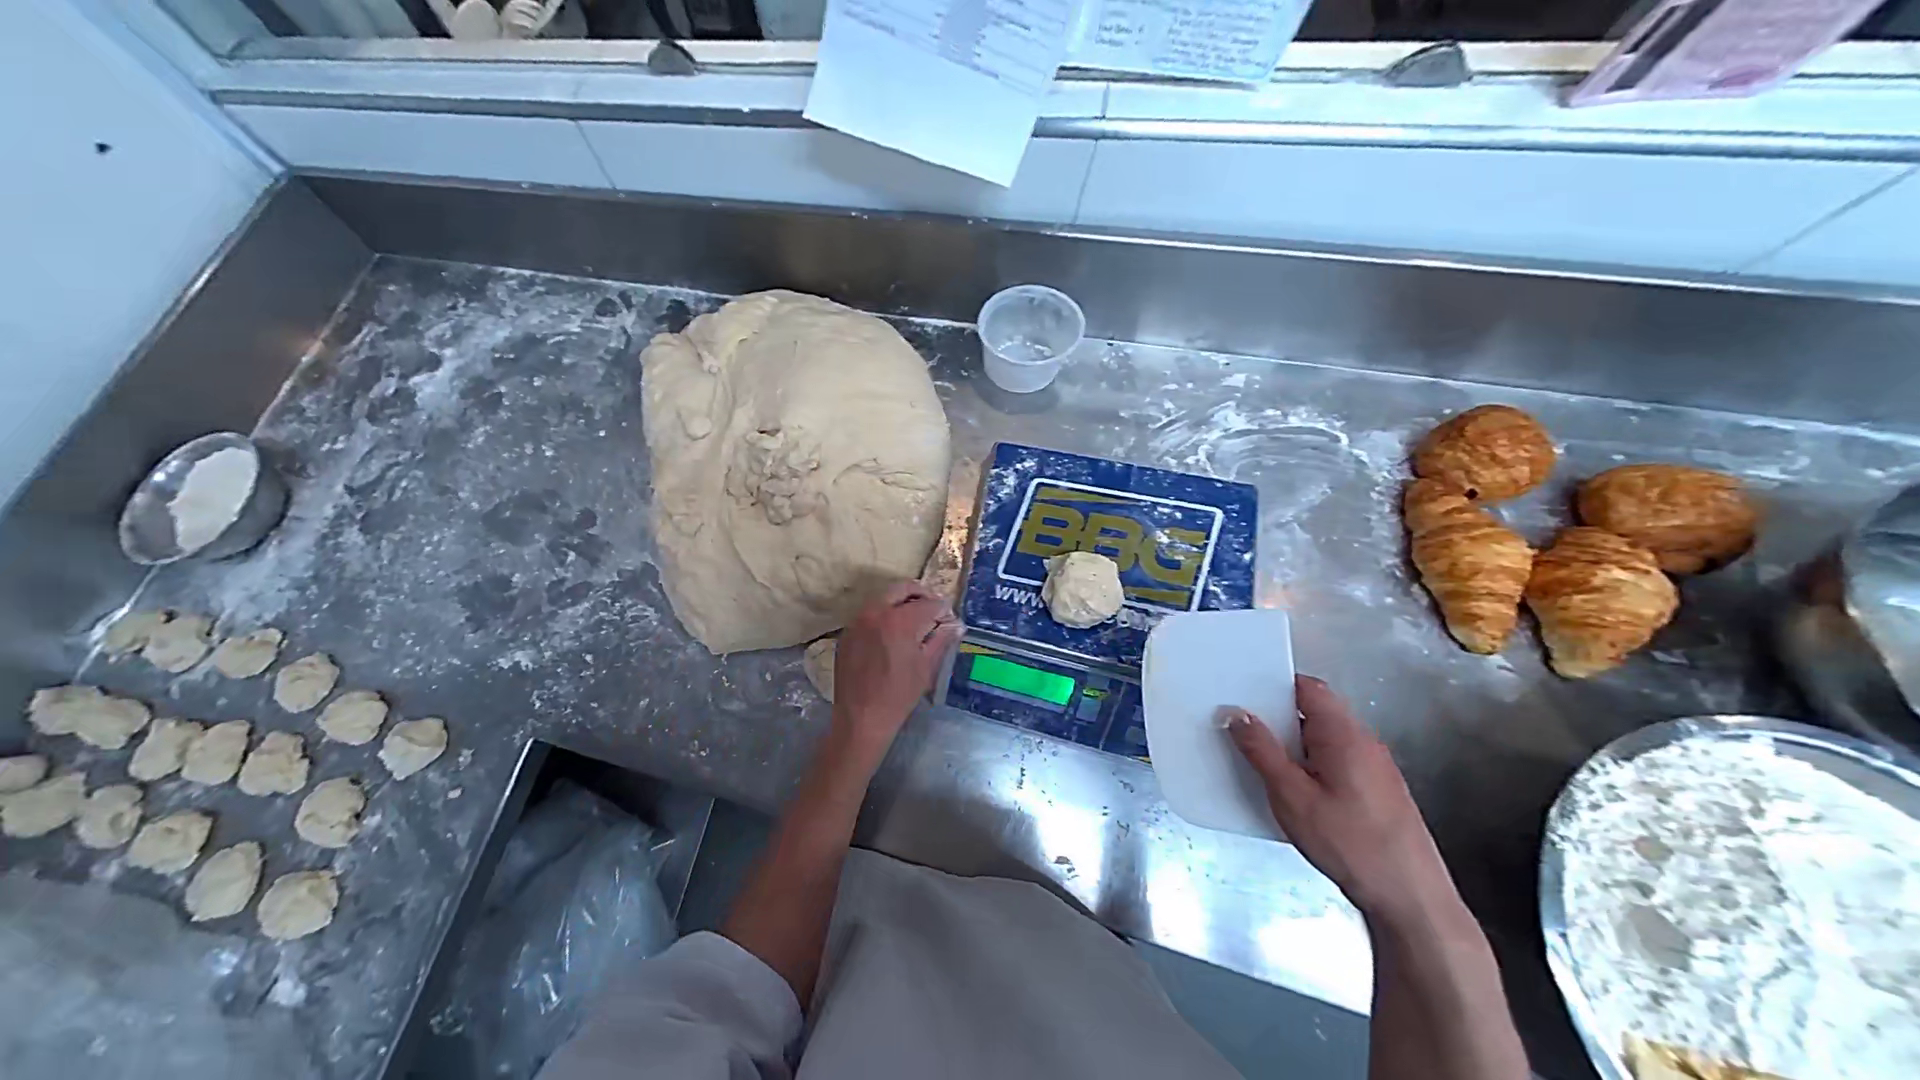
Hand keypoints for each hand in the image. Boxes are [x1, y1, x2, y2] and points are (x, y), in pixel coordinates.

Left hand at [829, 580, 961, 758]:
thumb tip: (956, 625)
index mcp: (900, 621)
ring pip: (883, 597)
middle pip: (902, 589)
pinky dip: (884, 614)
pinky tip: (892, 633)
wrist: (861, 717)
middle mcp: (876, 612)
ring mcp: (858, 621)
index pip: (929, 604)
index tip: (949, 617)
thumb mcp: (926, 667)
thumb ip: (941, 640)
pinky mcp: (847, 632)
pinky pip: (869, 613)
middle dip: (921, 595)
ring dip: (901, 602)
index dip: (943, 609)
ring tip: (914, 620)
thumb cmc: (899, 695)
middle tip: (933, 609)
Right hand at [1227, 676, 1461, 928]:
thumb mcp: (1291, 795)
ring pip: (1325, 739)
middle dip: (1278, 719)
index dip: (1274, 685)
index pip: (1308, 687)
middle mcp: (1364, 742)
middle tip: (1244, 733)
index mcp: (1344, 733)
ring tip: (1263, 765)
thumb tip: (1236, 714)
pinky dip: (1312, 765)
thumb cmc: (1349, 843)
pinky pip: (1337, 761)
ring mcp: (1376, 767)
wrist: (1411, 899)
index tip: (1244, 696)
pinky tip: (1295, 793)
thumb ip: (1261, 750)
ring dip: (1294, 746)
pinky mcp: (1379, 790)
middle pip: (1315, 712)